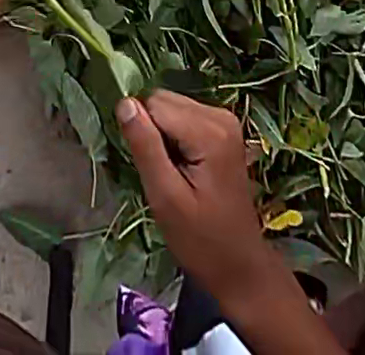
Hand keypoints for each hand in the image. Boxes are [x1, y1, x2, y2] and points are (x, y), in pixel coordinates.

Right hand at [117, 91, 278, 301]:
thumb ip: (145, 145)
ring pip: (170, 105)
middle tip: (160, 172)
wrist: (239, 265)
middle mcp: (220, 115)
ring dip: (161, 134)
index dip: (142, 133)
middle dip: (152, 130)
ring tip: (172, 171)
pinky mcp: (222, 127)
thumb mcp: (165, 197)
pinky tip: (182, 166)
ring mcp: (224, 119)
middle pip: (163, 100)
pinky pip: (182, 115)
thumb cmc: (200, 239)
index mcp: (209, 130)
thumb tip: (124, 103)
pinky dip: (173, 136)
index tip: (150, 168)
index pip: (154, 104)